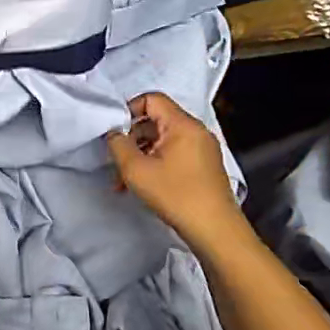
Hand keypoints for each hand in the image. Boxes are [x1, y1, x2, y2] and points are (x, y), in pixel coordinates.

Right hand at [106, 92, 242, 238]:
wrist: (214, 230)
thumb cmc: (176, 195)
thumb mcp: (135, 168)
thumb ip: (118, 144)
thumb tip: (114, 133)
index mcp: (183, 125)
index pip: (152, 99)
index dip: (129, 110)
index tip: (116, 132)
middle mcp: (196, 132)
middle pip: (155, 121)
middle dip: (132, 138)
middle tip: (118, 161)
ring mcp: (202, 149)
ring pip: (161, 140)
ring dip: (140, 155)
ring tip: (125, 181)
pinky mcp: (203, 166)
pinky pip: (172, 154)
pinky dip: (154, 163)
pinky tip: (142, 184)